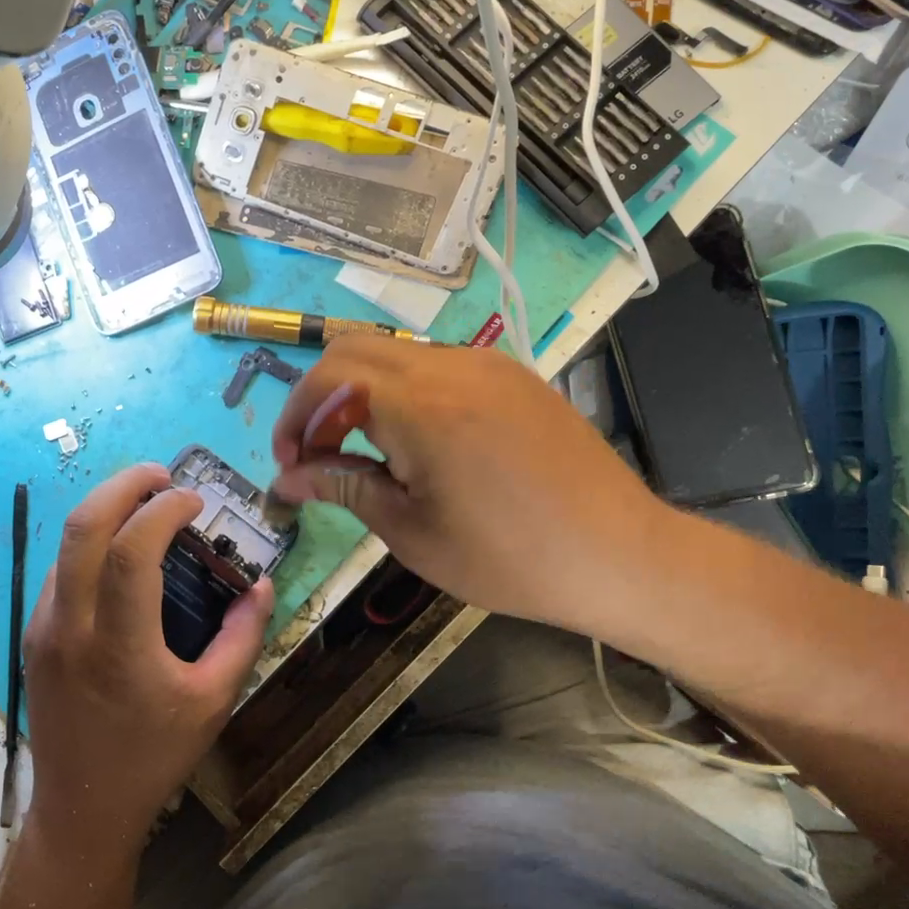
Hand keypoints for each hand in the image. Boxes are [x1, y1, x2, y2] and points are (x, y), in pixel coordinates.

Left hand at [22, 464, 273, 854]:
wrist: (83, 805)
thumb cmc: (154, 756)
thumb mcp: (214, 701)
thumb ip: (242, 637)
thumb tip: (259, 584)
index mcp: (119, 646)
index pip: (131, 550)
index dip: (164, 510)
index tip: (195, 501)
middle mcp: (71, 627)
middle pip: (83, 525)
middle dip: (123, 484)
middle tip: (162, 476)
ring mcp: (44, 628)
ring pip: (65, 542)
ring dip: (105, 510)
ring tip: (146, 505)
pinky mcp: (34, 634)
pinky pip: (60, 569)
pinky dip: (91, 542)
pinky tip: (121, 550)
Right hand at [269, 336, 668, 630]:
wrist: (621, 556)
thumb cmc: (508, 558)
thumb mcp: (411, 531)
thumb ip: (343, 488)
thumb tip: (287, 480)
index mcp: (419, 405)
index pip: (327, 379)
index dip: (294, 417)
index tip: (291, 465)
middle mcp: (450, 365)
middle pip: (354, 351)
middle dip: (320, 398)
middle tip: (317, 454)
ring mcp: (487, 365)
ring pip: (396, 354)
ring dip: (362, 392)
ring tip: (365, 452)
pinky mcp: (513, 376)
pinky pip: (438, 366)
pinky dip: (404, 392)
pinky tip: (418, 442)